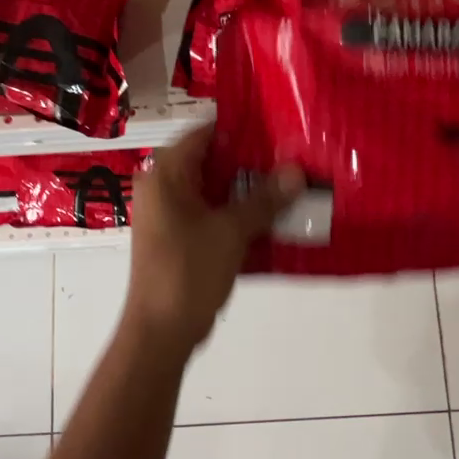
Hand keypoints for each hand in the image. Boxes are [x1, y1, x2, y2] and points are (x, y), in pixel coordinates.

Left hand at [122, 124, 302, 348]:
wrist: (161, 332)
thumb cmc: (188, 272)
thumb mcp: (231, 232)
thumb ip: (264, 199)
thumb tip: (297, 171)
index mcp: (166, 175)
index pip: (204, 132)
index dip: (241, 128)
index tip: (279, 126)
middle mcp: (163, 189)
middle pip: (212, 162)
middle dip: (252, 162)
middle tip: (294, 157)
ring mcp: (170, 216)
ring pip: (215, 192)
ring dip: (249, 191)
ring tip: (293, 185)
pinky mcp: (181, 240)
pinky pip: (214, 216)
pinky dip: (240, 215)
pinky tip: (276, 219)